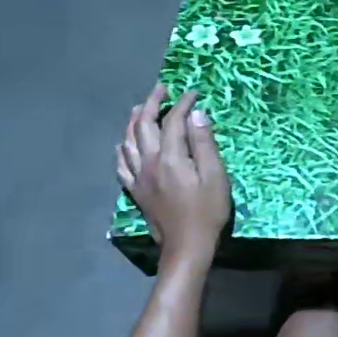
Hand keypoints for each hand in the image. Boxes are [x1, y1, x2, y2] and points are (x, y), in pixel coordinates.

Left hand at [116, 83, 229, 275]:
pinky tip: (123, 143)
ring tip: (139, 108)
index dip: (182, 103)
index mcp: (170, 157)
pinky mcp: (136, 190)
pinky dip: (122, 149)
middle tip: (161, 89)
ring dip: (133, 120)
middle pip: (143, 125)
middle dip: (151, 103)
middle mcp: (149, 162)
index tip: (193, 92)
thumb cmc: (207, 211)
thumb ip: (204, 143)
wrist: (186, 247)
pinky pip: (122, 164)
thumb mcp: (215, 176)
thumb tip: (196, 114)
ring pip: (128, 141)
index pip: (173, 120)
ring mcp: (139, 177)